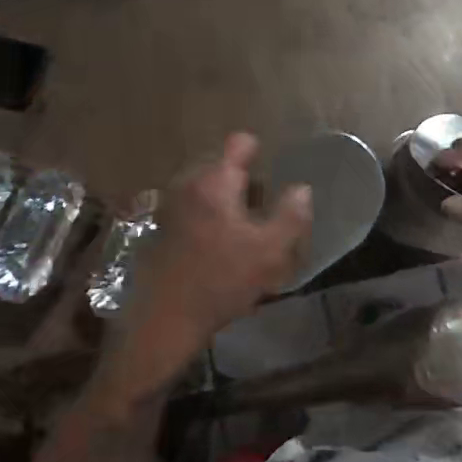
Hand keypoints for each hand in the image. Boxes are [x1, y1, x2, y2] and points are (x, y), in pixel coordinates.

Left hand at [93, 133, 312, 405]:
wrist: (165, 318)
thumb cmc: (221, 280)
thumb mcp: (270, 251)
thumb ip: (291, 215)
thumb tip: (301, 188)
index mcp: (215, 181)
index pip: (241, 143)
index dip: (260, 154)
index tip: (271, 181)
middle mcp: (188, 183)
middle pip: (223, 165)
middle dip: (245, 184)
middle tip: (260, 215)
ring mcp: (170, 204)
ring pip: (207, 188)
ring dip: (226, 203)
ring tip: (242, 235)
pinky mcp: (160, 226)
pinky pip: (192, 207)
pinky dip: (208, 217)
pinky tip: (218, 249)